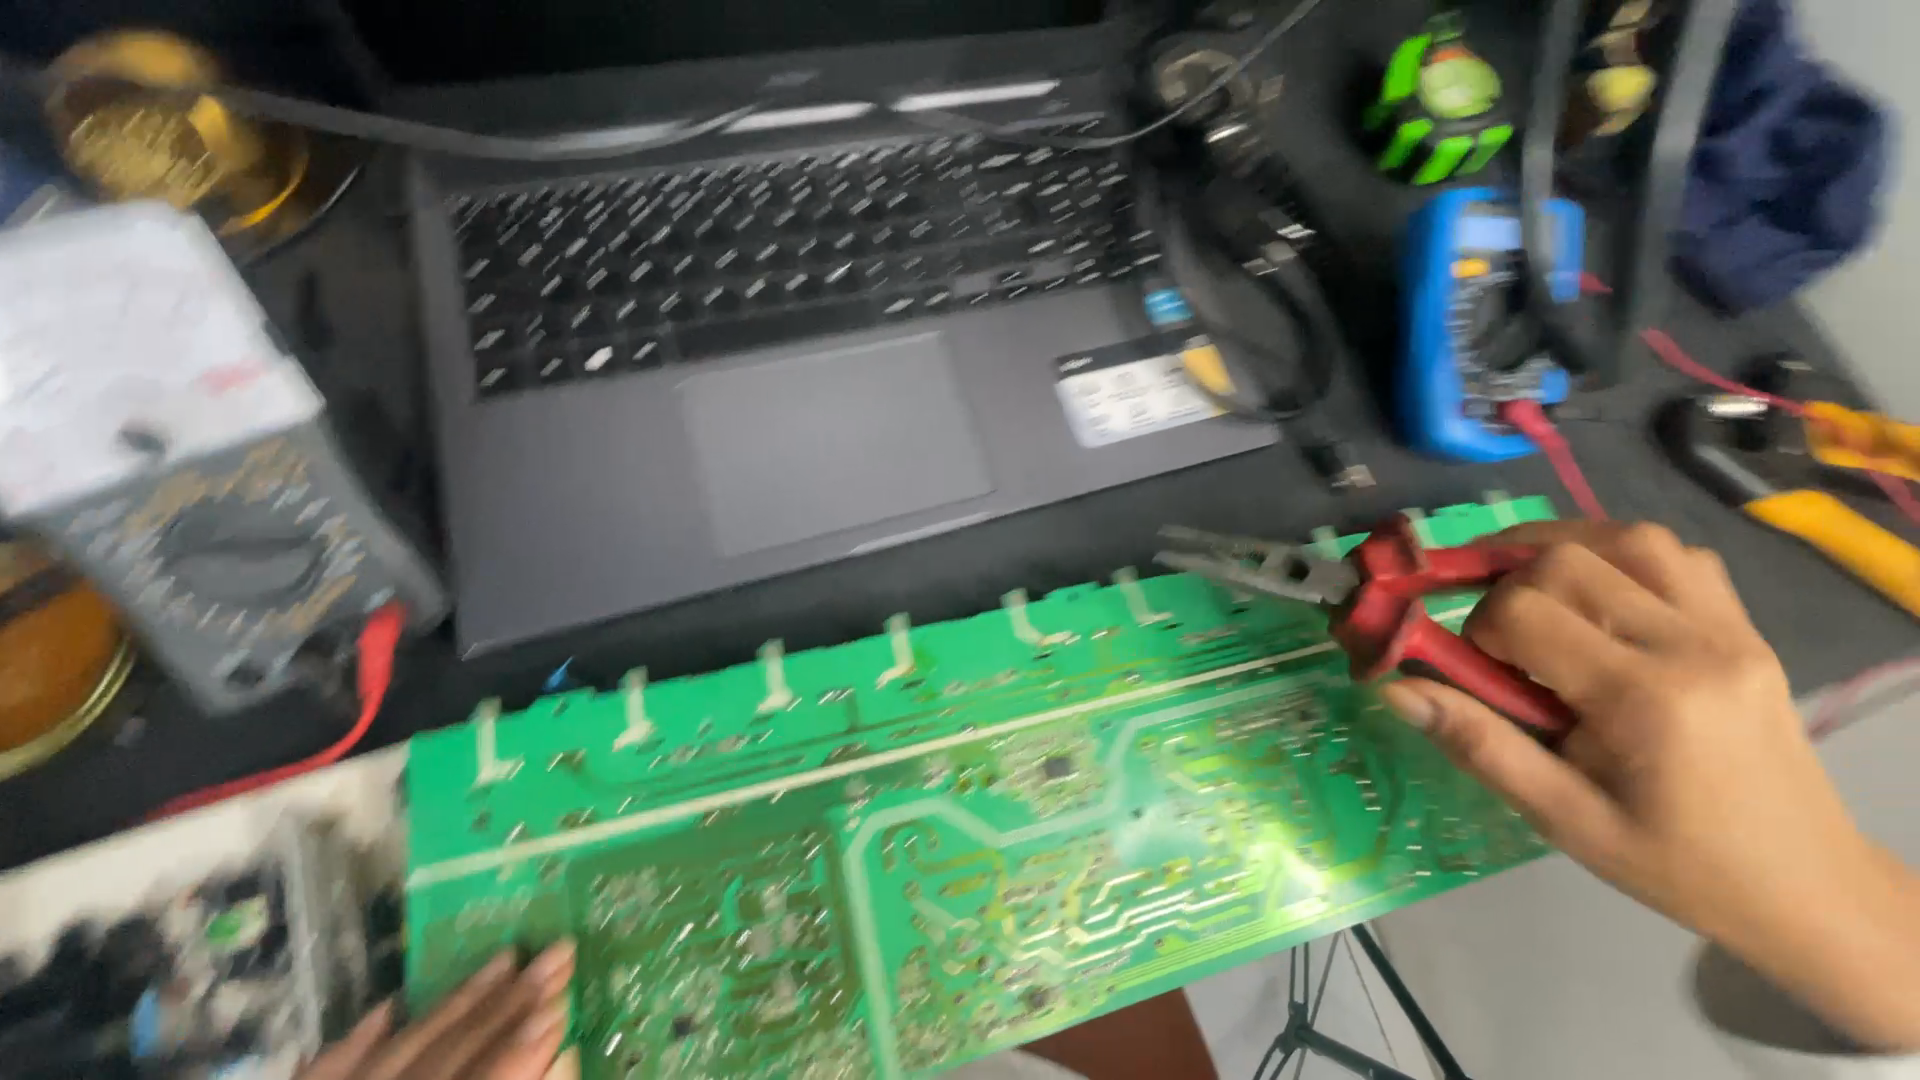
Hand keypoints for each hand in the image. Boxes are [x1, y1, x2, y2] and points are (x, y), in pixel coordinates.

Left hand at [300, 942, 576, 1079]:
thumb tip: (566, 1055)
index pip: (482, 1079)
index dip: (522, 1044)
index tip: (563, 1001)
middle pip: (448, 1053)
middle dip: (507, 1004)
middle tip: (557, 953)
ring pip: (402, 1046)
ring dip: (457, 1002)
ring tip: (505, 957)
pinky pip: (329, 1068)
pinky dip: (359, 1037)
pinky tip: (392, 1003)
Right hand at [1379, 522, 1919, 1051]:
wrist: (1805, 887)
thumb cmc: (1673, 861)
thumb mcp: (1562, 818)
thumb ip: (1478, 744)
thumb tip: (1394, 690)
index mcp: (1647, 699)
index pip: (1527, 612)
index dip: (1477, 629)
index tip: (1473, 670)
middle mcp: (1694, 645)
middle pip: (1568, 561)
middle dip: (1506, 585)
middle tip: (1492, 635)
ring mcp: (1729, 630)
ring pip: (1625, 538)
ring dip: (1556, 551)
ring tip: (1521, 588)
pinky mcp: (1744, 628)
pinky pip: (1674, 555)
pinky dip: (1616, 554)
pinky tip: (1590, 590)